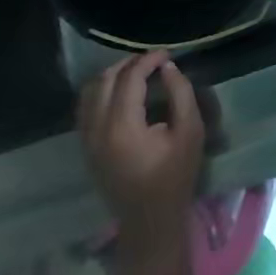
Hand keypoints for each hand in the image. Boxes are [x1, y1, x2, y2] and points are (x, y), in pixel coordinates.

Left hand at [78, 50, 205, 241]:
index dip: (148, 60)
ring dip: (112, 75)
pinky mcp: (85, 145)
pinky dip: (100, 91)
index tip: (167, 54)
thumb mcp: (190, 133)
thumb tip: (167, 68)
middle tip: (152, 61)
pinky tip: (119, 92)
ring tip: (135, 72)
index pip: (130, 78)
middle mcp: (98, 128)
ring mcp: (87, 138)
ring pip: (90, 91)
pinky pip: (85, 107)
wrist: (150, 220)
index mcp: (123, 126)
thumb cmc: (175, 177)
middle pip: (106, 79)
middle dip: (129, 63)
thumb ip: (181, 95)